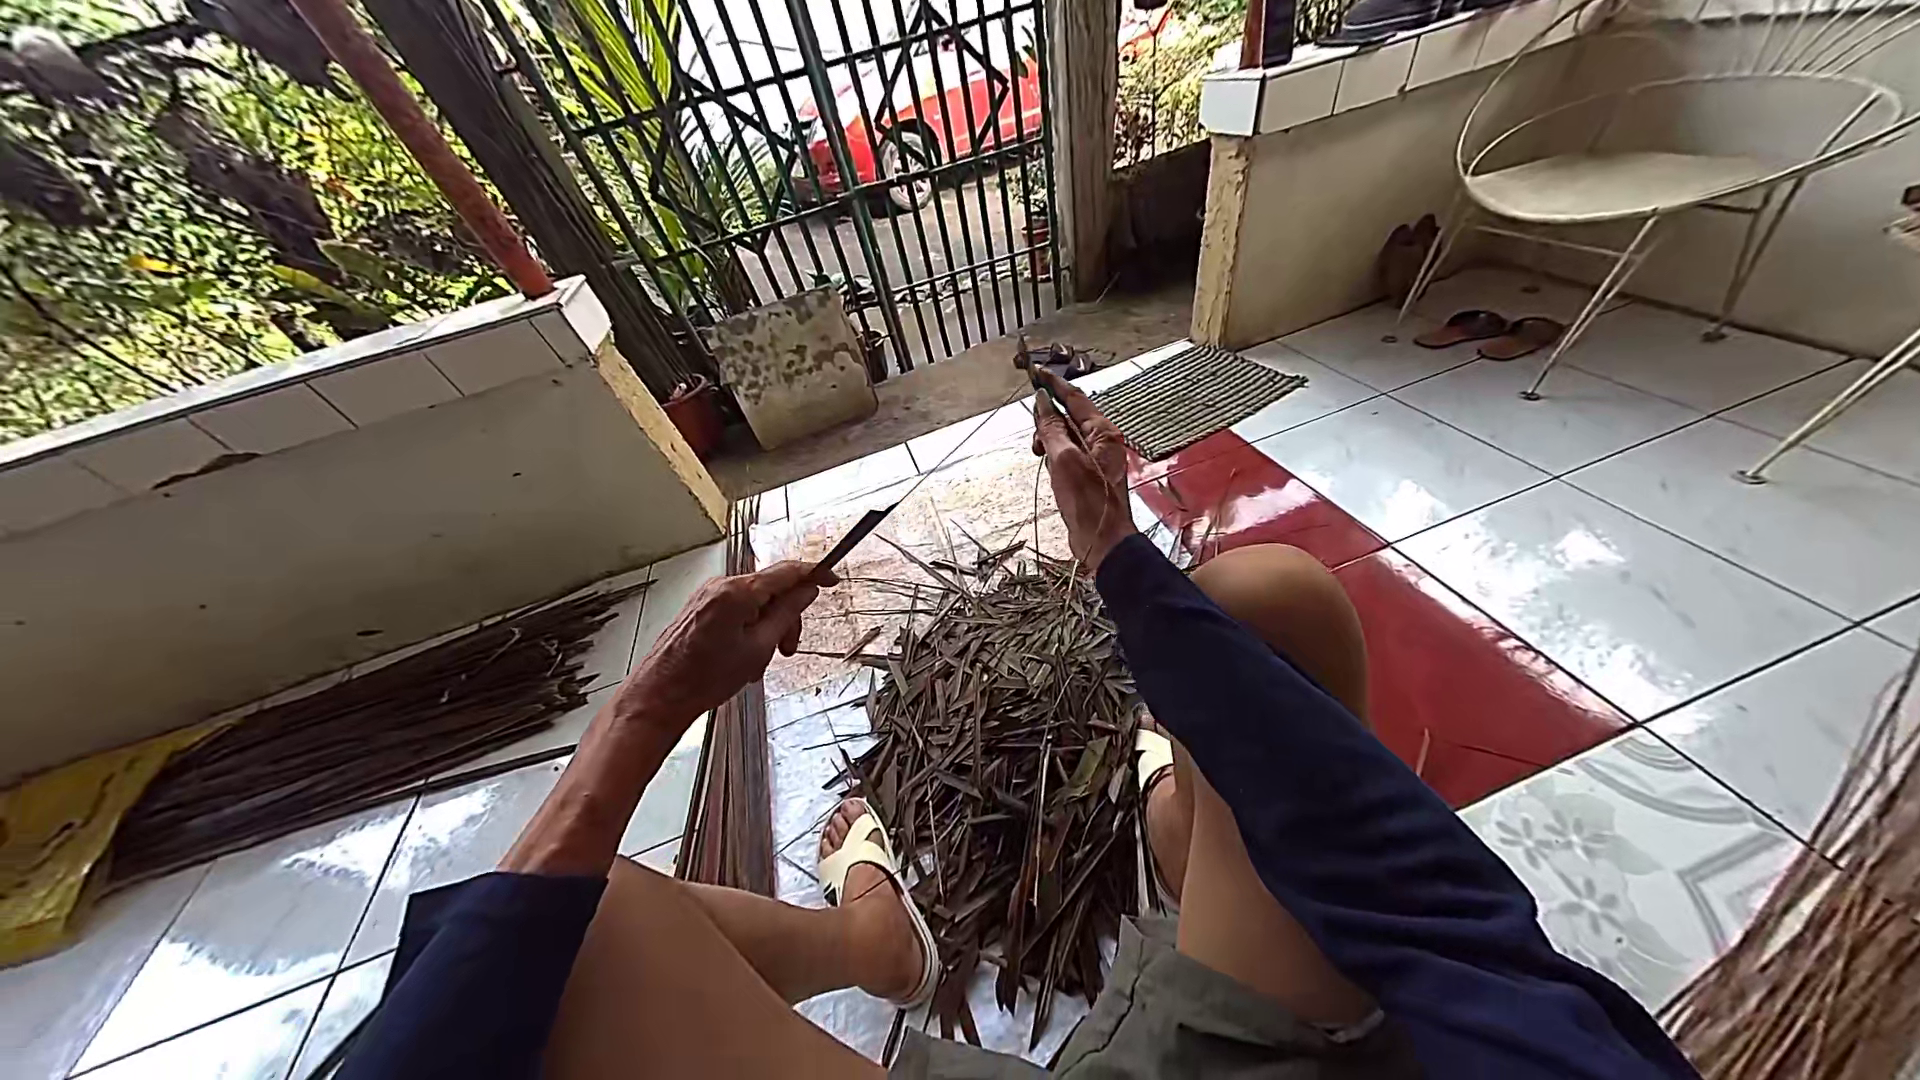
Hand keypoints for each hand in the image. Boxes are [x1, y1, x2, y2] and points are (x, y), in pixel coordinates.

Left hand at [619, 560, 833, 725]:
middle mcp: (721, 586)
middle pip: (772, 588)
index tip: (831, 579)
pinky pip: (739, 606)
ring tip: (762, 658)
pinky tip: (747, 653)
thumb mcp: (760, 647)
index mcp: (738, 592)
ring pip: (757, 599)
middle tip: (788, 647)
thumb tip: (807, 590)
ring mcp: (709, 595)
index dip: (814, 573)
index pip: (788, 571)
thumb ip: (788, 613)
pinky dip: (752, 625)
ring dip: (769, 625)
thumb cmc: (703, 678)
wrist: (661, 695)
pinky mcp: (702, 606)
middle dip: (787, 616)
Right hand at [1031, 369, 1135, 571]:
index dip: (1054, 385)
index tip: (1036, 372)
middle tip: (1036, 438)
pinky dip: (1053, 459)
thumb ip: (1051, 429)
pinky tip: (1050, 472)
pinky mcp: (1085, 475)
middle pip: (1068, 418)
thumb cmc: (1088, 502)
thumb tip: (1042, 403)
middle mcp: (1101, 441)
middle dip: (1048, 422)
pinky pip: (1065, 457)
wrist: (1102, 541)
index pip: (1075, 398)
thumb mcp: (1064, 460)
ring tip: (1042, 458)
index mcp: (1103, 432)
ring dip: (1049, 443)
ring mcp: (1094, 459)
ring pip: (1063, 438)